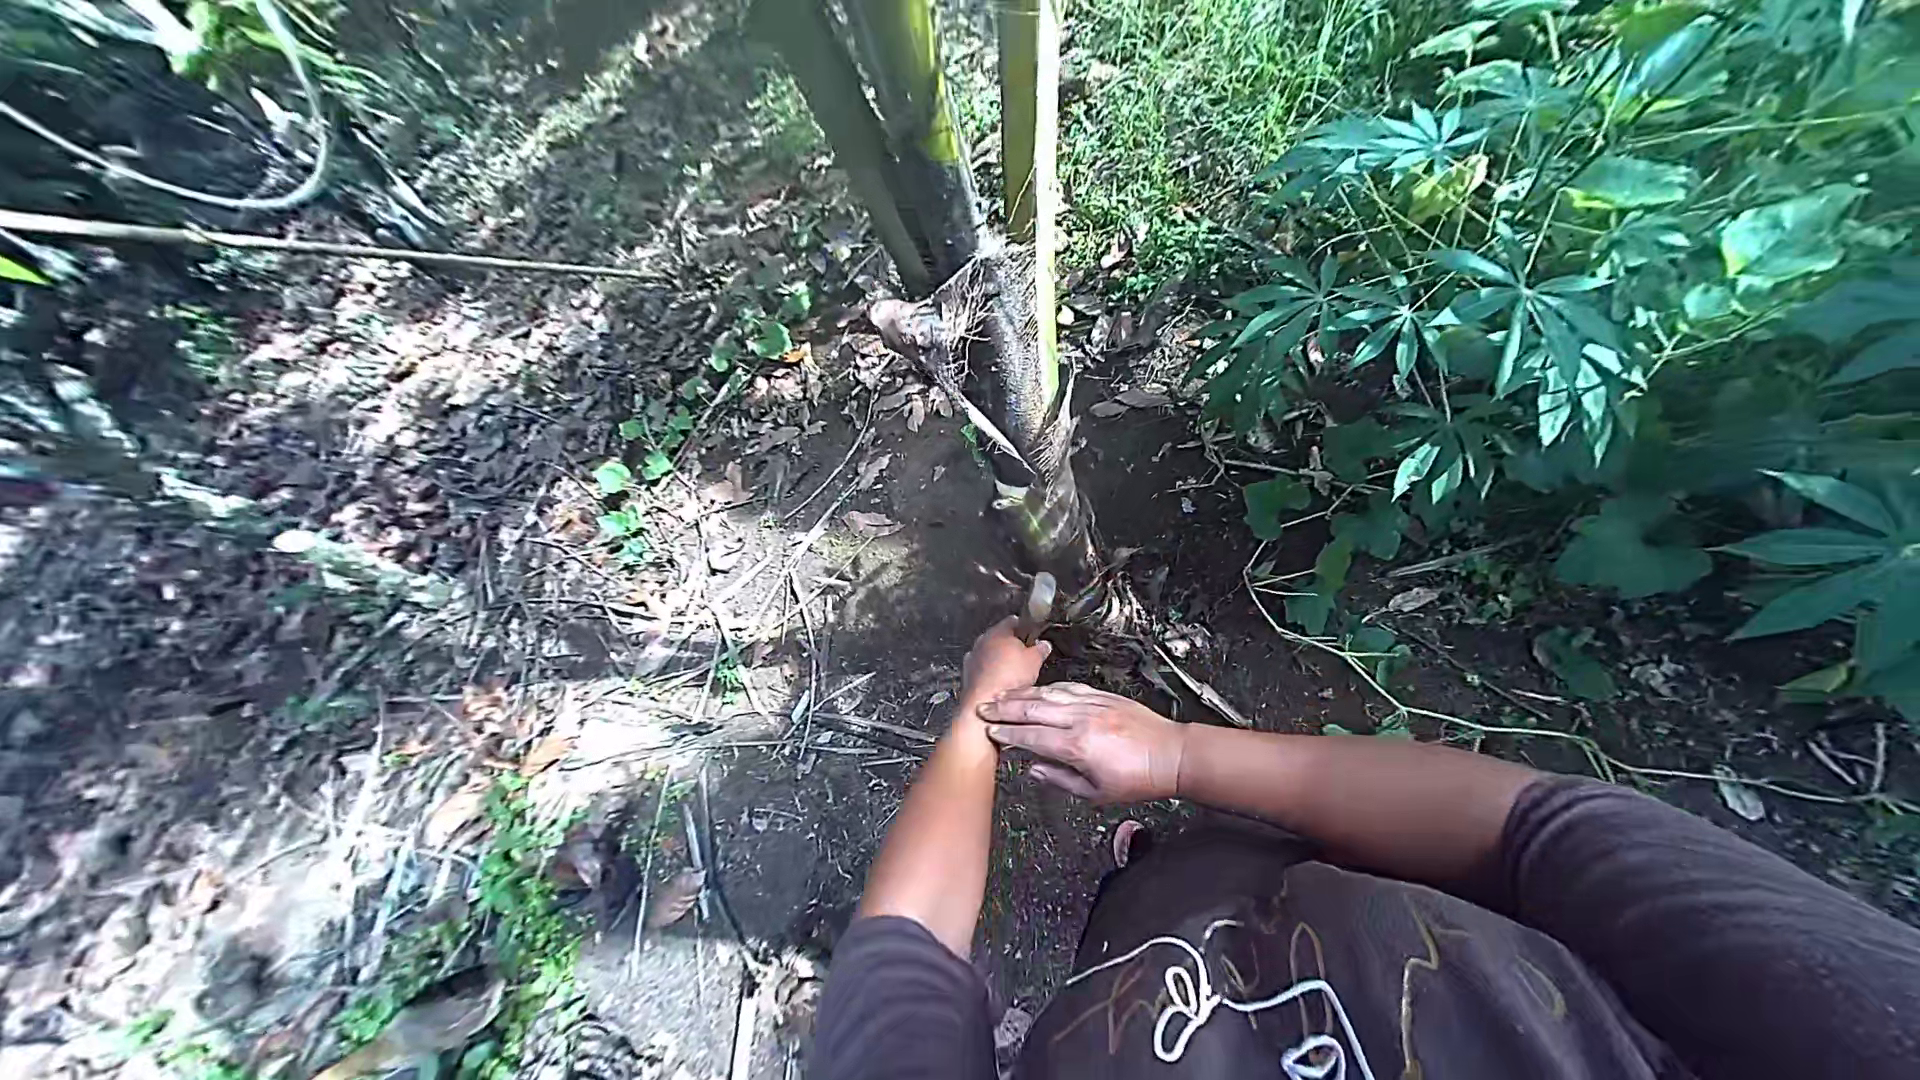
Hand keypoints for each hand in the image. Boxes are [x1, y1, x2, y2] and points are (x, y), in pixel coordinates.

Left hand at [960, 616, 1052, 707]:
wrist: (986, 702)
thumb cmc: (1009, 678)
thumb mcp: (1035, 661)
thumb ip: (1040, 649)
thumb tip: (1044, 645)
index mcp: (998, 632)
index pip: (1011, 621)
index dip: (1023, 625)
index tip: (1028, 630)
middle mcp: (982, 641)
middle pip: (998, 636)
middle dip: (1010, 643)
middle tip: (1023, 653)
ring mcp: (973, 657)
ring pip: (988, 653)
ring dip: (998, 658)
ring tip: (1011, 670)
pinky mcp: (968, 674)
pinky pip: (981, 668)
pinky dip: (989, 672)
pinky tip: (998, 682)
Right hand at [981, 683, 1184, 803]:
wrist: (1172, 755)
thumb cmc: (1138, 779)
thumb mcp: (1096, 793)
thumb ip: (1060, 779)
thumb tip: (1033, 769)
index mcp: (1076, 746)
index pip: (1031, 736)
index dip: (1008, 734)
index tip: (990, 731)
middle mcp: (1080, 720)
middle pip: (1033, 709)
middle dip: (1005, 708)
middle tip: (984, 707)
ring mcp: (1092, 704)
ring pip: (1048, 694)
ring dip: (1022, 694)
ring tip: (1002, 694)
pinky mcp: (1103, 696)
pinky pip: (1069, 687)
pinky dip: (1049, 687)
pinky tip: (1037, 689)